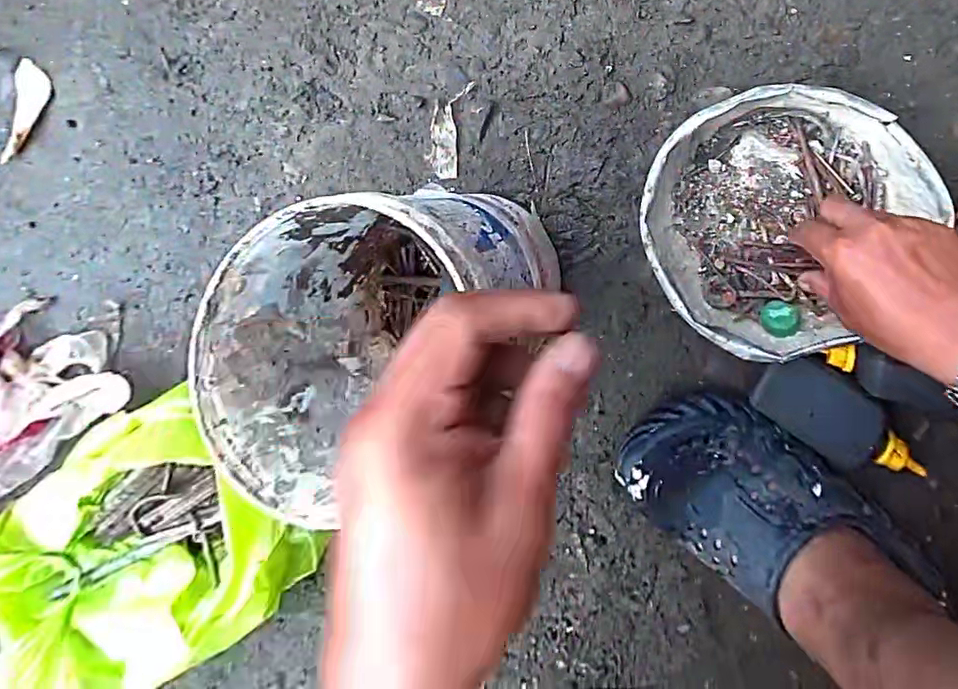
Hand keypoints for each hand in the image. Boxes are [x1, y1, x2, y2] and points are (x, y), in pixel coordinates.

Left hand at [322, 292, 599, 688]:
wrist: (397, 683)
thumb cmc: (447, 611)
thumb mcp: (519, 500)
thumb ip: (550, 411)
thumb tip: (579, 350)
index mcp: (401, 422)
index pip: (460, 322)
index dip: (521, 307)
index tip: (566, 313)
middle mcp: (379, 419)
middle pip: (450, 337)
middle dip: (513, 343)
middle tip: (558, 362)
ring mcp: (379, 437)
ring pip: (448, 366)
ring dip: (499, 377)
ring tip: (532, 424)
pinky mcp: (387, 455)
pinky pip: (440, 399)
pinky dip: (482, 404)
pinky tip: (506, 443)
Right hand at [791, 197, 957, 383]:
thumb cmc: (912, 332)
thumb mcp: (854, 317)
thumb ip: (828, 288)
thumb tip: (815, 277)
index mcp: (844, 252)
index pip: (808, 230)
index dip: (801, 237)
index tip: (803, 242)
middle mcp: (871, 230)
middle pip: (834, 204)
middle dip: (827, 219)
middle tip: (832, 237)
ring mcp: (903, 224)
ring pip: (871, 214)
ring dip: (866, 229)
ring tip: (877, 256)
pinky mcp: (931, 226)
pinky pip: (905, 223)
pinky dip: (899, 237)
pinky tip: (908, 261)